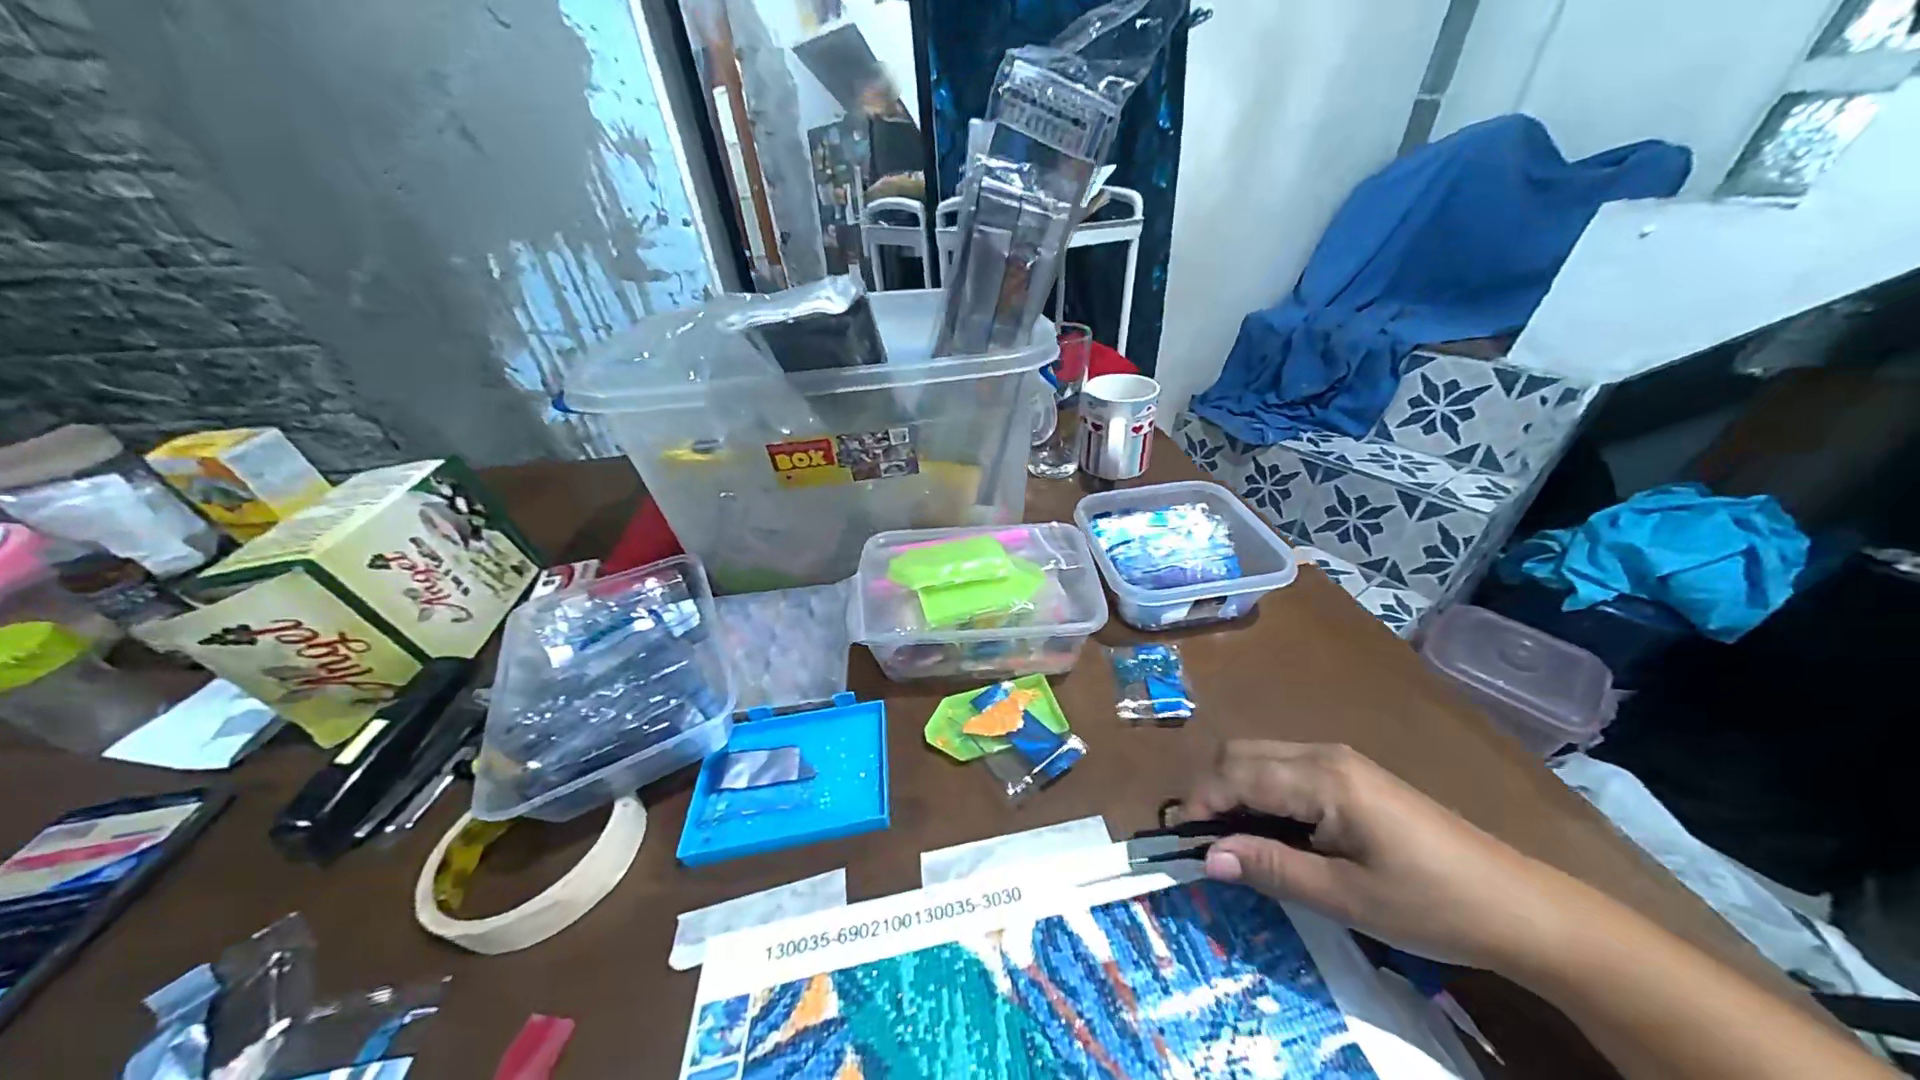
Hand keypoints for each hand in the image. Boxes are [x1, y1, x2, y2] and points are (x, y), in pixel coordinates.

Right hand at [1183, 741, 1580, 971]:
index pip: (1237, 774)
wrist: (1519, 906)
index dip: (1202, 803)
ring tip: (1230, 839)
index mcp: (1323, 778)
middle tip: (1204, 842)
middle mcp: (1325, 754)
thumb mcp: (1346, 898)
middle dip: (1211, 790)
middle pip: (1241, 753)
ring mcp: (1341, 761)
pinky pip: (1285, 768)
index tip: (1183, 843)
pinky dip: (1260, 790)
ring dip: (1234, 788)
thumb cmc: (1431, 904)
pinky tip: (1270, 829)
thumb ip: (1272, 868)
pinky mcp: (1352, 775)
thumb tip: (1208, 857)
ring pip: (1261, 756)